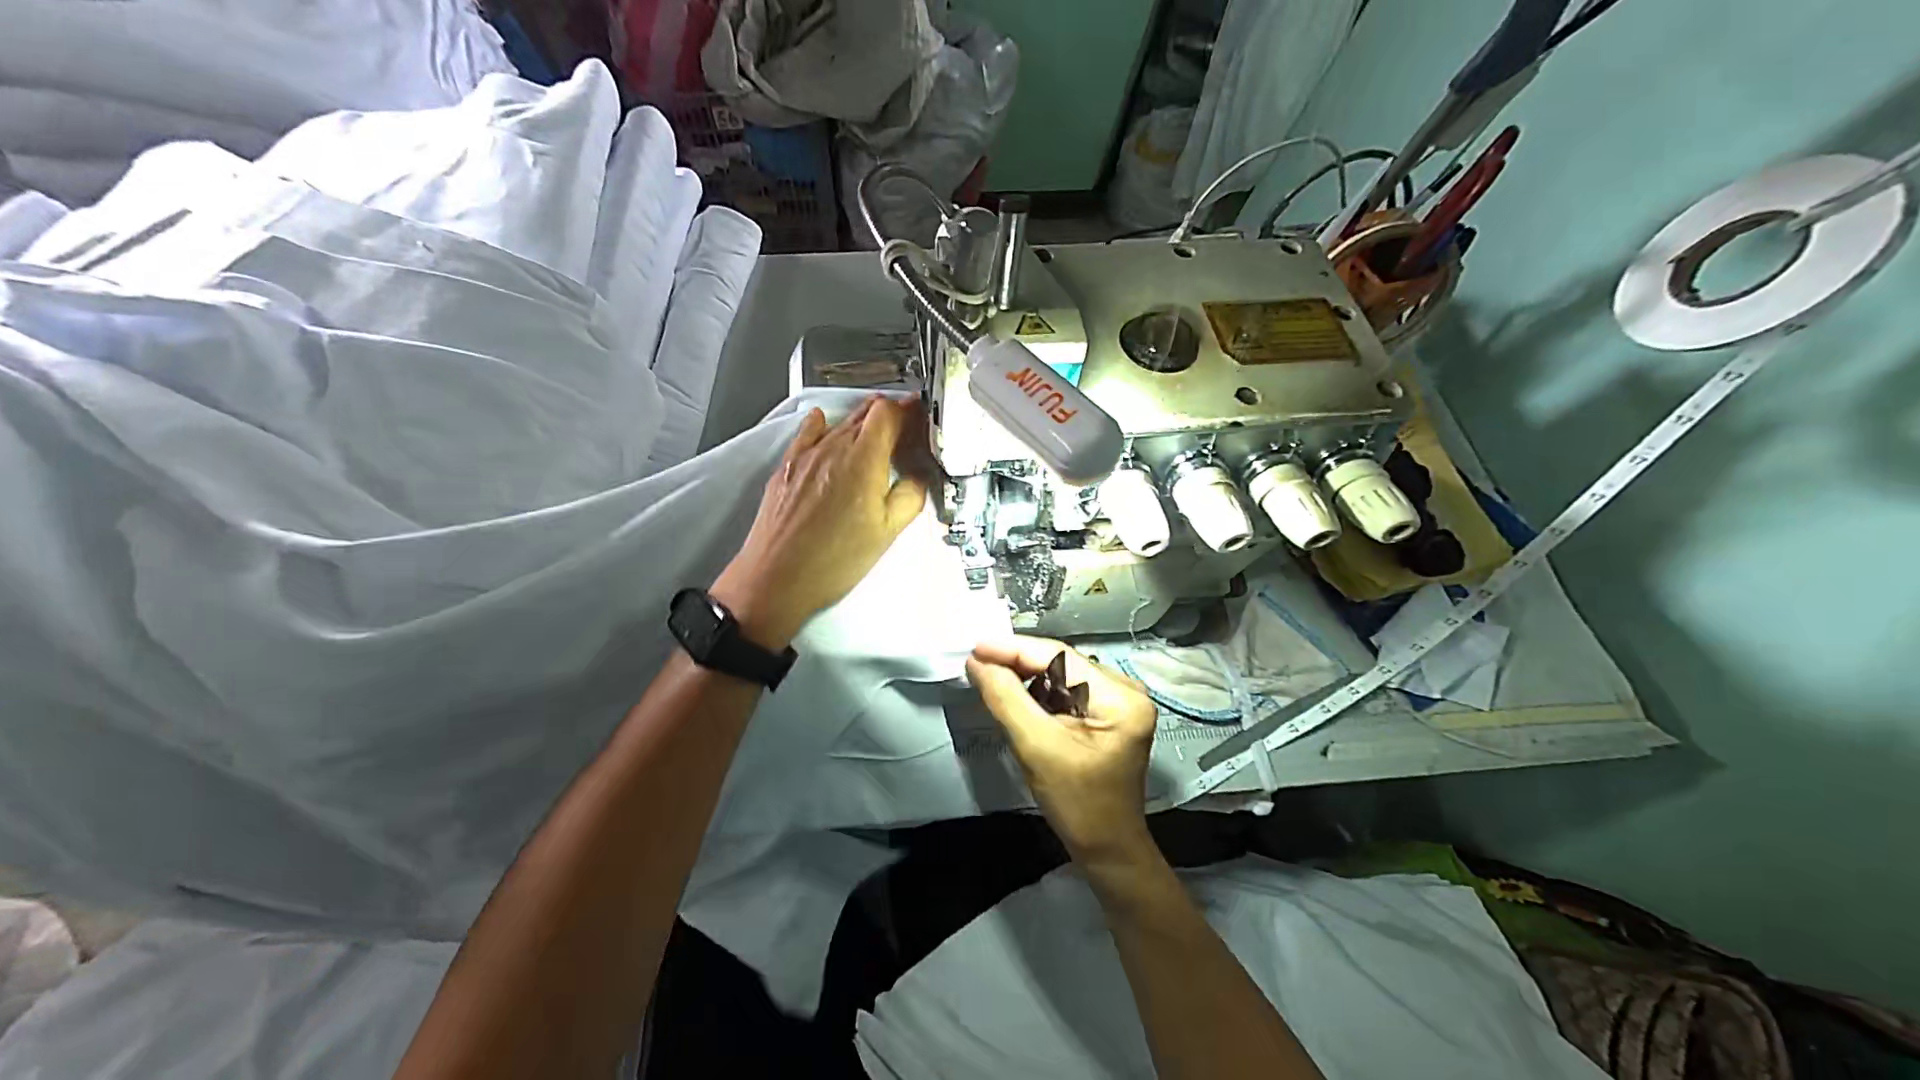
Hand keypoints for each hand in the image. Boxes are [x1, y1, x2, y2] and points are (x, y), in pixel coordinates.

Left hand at [712, 396, 928, 649]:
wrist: (776, 578)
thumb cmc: (828, 561)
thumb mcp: (887, 533)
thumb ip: (910, 496)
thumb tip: (918, 480)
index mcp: (864, 460)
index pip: (890, 413)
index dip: (909, 410)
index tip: (919, 416)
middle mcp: (833, 449)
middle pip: (866, 412)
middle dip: (889, 415)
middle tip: (905, 429)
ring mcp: (806, 456)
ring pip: (840, 422)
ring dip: (862, 422)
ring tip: (875, 435)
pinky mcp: (787, 468)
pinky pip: (808, 433)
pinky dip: (823, 425)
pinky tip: (823, 423)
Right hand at [966, 638, 1159, 865]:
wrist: (1106, 849)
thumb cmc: (1078, 804)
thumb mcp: (1037, 748)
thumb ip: (1006, 699)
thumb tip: (978, 662)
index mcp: (1121, 698)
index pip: (1059, 657)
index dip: (1014, 650)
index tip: (975, 649)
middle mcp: (1125, 691)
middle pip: (1060, 664)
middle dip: (1018, 665)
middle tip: (977, 665)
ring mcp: (1117, 703)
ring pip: (1059, 677)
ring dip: (1025, 680)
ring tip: (991, 682)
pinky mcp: (1105, 715)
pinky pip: (1064, 693)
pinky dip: (1037, 696)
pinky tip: (1015, 701)